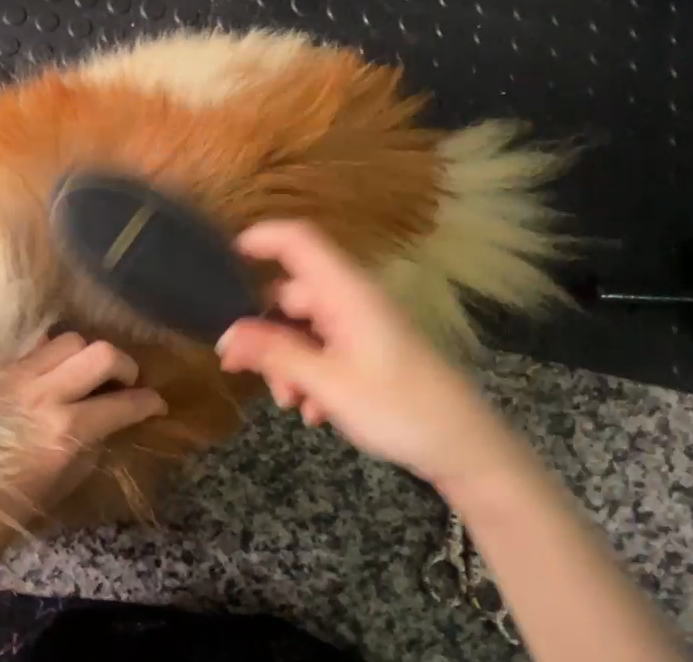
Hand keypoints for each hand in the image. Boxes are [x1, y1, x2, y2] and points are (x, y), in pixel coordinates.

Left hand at [0, 332, 167, 528]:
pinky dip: (51, 354)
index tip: (157, 403)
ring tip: (87, 373)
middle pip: (99, 352)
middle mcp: (43, 394)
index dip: (148, 402)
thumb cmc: (15, 500)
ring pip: (67, 339)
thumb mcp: (67, 479)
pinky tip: (52, 372)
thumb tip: (113, 416)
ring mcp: (16, 376)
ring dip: (86, 354)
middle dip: (124, 364)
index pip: (122, 403)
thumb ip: (93, 441)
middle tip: (126, 380)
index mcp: (65, 431)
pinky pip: (34, 346)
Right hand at [214, 221, 521, 488]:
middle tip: (244, 370)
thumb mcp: (327, 384)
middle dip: (265, 333)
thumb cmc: (400, 409)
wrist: (470, 452)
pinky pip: (323, 349)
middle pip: (290, 294)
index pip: (298, 240)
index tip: (222, 261)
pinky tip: (314, 411)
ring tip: (290, 403)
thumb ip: (273, 354)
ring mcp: (362, 325)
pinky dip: (309, 374)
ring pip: (303, 328)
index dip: (260, 239)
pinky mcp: (370, 350)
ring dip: (286, 362)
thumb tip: (225, 334)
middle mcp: (352, 300)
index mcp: (346, 293)